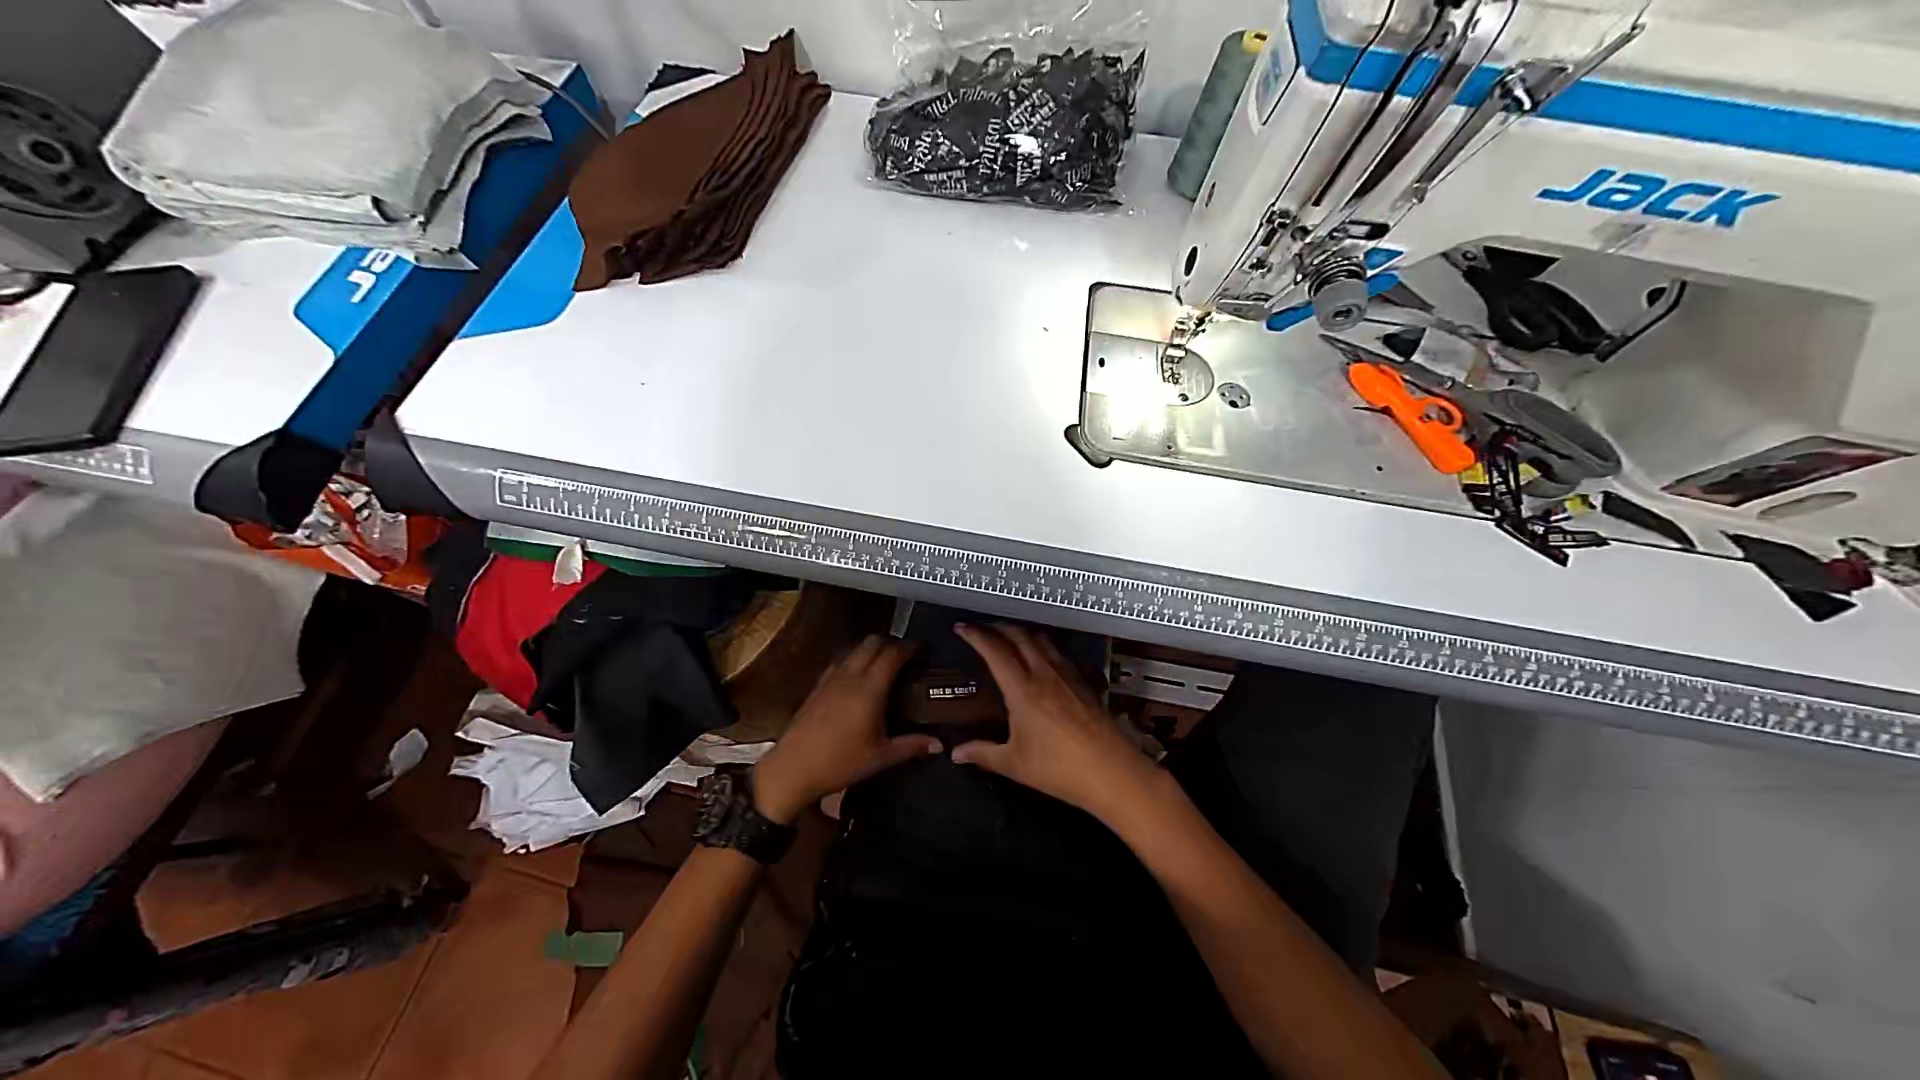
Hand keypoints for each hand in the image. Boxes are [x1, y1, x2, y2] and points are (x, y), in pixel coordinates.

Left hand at [752, 635, 941, 823]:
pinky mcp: (816, 686)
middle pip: (872, 643)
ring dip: (870, 647)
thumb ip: (912, 746)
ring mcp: (830, 679)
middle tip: (904, 653)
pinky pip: (839, 660)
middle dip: (891, 642)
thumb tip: (939, 744)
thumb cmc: (840, 763)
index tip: (921, 649)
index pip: (892, 654)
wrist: (793, 768)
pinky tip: (856, 673)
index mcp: (869, 689)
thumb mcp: (881, 757)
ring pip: (853, 648)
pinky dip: (853, 657)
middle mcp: (850, 676)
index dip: (908, 647)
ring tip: (883, 659)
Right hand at [951, 623, 1158, 822]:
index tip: (962, 628)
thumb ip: (983, 753)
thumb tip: (958, 753)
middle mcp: (1045, 674)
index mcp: (1023, 690)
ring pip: (1042, 640)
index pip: (995, 650)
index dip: (976, 635)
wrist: (1112, 772)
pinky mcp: (1085, 682)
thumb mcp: (1014, 764)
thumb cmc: (1061, 769)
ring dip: (1021, 633)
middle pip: (1019, 635)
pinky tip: (1042, 660)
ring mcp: (1068, 675)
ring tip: (1009, 638)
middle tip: (982, 629)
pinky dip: (1043, 647)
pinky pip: (1059, 654)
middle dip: (997, 627)